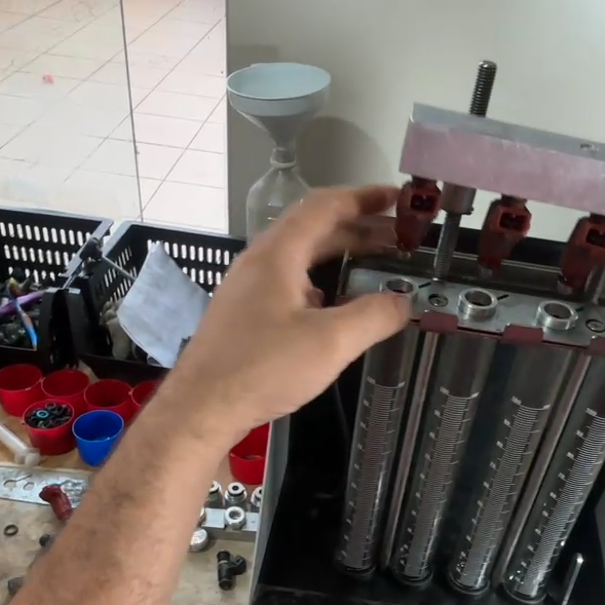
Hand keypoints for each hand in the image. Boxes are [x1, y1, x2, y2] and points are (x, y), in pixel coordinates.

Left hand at [152, 185, 409, 446]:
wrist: (201, 407)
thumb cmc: (263, 368)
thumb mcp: (330, 342)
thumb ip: (374, 316)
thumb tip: (404, 302)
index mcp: (278, 253)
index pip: (326, 206)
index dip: (365, 198)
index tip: (398, 199)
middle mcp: (260, 261)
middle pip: (315, 230)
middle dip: (360, 229)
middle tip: (400, 239)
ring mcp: (248, 288)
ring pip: (302, 258)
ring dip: (341, 256)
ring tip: (377, 268)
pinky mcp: (244, 314)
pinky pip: (290, 283)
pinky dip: (323, 282)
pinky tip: (339, 305)